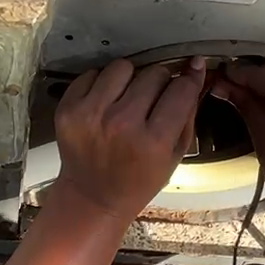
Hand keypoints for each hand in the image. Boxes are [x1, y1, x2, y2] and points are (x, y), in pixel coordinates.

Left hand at [52, 57, 206, 221]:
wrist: (93, 197)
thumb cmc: (139, 180)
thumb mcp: (175, 155)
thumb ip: (188, 112)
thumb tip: (195, 68)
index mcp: (153, 142)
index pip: (181, 89)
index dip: (188, 81)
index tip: (188, 77)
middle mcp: (121, 124)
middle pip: (154, 74)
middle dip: (160, 83)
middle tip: (153, 101)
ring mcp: (91, 114)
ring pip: (123, 67)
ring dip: (130, 79)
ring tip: (127, 98)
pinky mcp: (69, 109)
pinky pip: (92, 74)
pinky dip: (102, 84)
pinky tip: (105, 102)